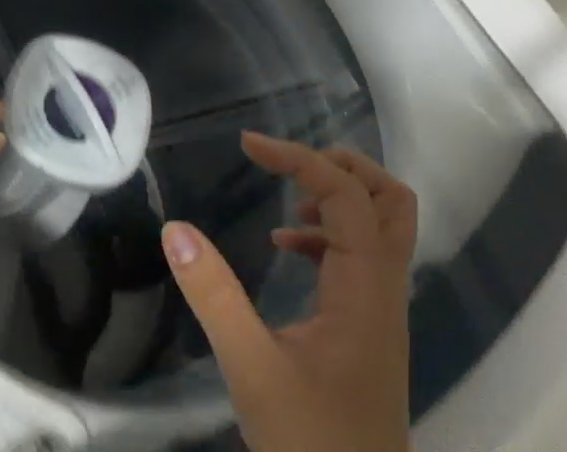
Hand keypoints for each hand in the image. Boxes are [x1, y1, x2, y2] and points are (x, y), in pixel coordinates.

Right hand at [161, 134, 416, 451]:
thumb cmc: (309, 440)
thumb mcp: (251, 367)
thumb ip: (214, 296)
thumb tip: (176, 229)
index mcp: (364, 291)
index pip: (348, 197)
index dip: (300, 159)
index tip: (248, 144)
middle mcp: (383, 292)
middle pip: (390, 201)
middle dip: (341, 167)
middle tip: (285, 162)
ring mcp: (380, 311)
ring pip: (382, 228)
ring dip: (337, 197)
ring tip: (281, 201)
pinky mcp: (367, 328)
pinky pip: (362, 257)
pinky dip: (328, 234)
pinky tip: (283, 248)